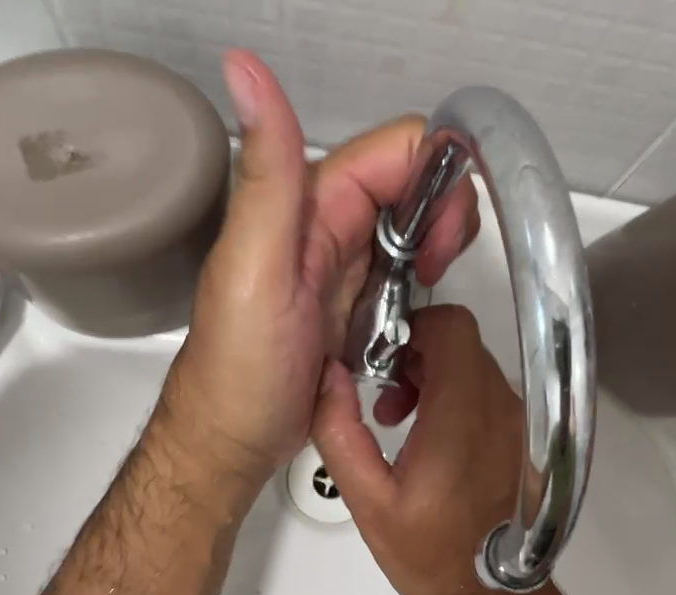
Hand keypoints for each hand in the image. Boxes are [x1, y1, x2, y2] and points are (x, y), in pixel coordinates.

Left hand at [158, 49, 478, 496]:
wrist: (231, 440)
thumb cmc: (237, 373)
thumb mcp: (254, 271)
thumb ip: (267, 175)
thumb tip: (248, 73)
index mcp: (309, 207)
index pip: (396, 152)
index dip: (435, 182)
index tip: (440, 239)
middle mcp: (328, 230)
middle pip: (414, 189)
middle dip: (444, 224)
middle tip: (436, 276)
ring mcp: (344, 272)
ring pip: (416, 236)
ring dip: (439, 263)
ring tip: (422, 310)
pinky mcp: (355, 311)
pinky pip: (407, 285)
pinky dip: (425, 298)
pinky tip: (415, 330)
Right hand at [312, 305, 524, 594]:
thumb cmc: (425, 553)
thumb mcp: (366, 499)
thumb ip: (339, 431)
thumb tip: (325, 374)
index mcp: (462, 416)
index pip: (452, 327)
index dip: (413, 327)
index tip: (380, 358)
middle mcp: (501, 409)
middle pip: (462, 344)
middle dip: (416, 356)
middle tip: (382, 397)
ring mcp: (519, 423)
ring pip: (476, 367)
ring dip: (434, 379)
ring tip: (398, 420)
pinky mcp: (525, 439)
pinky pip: (489, 394)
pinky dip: (457, 399)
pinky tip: (430, 439)